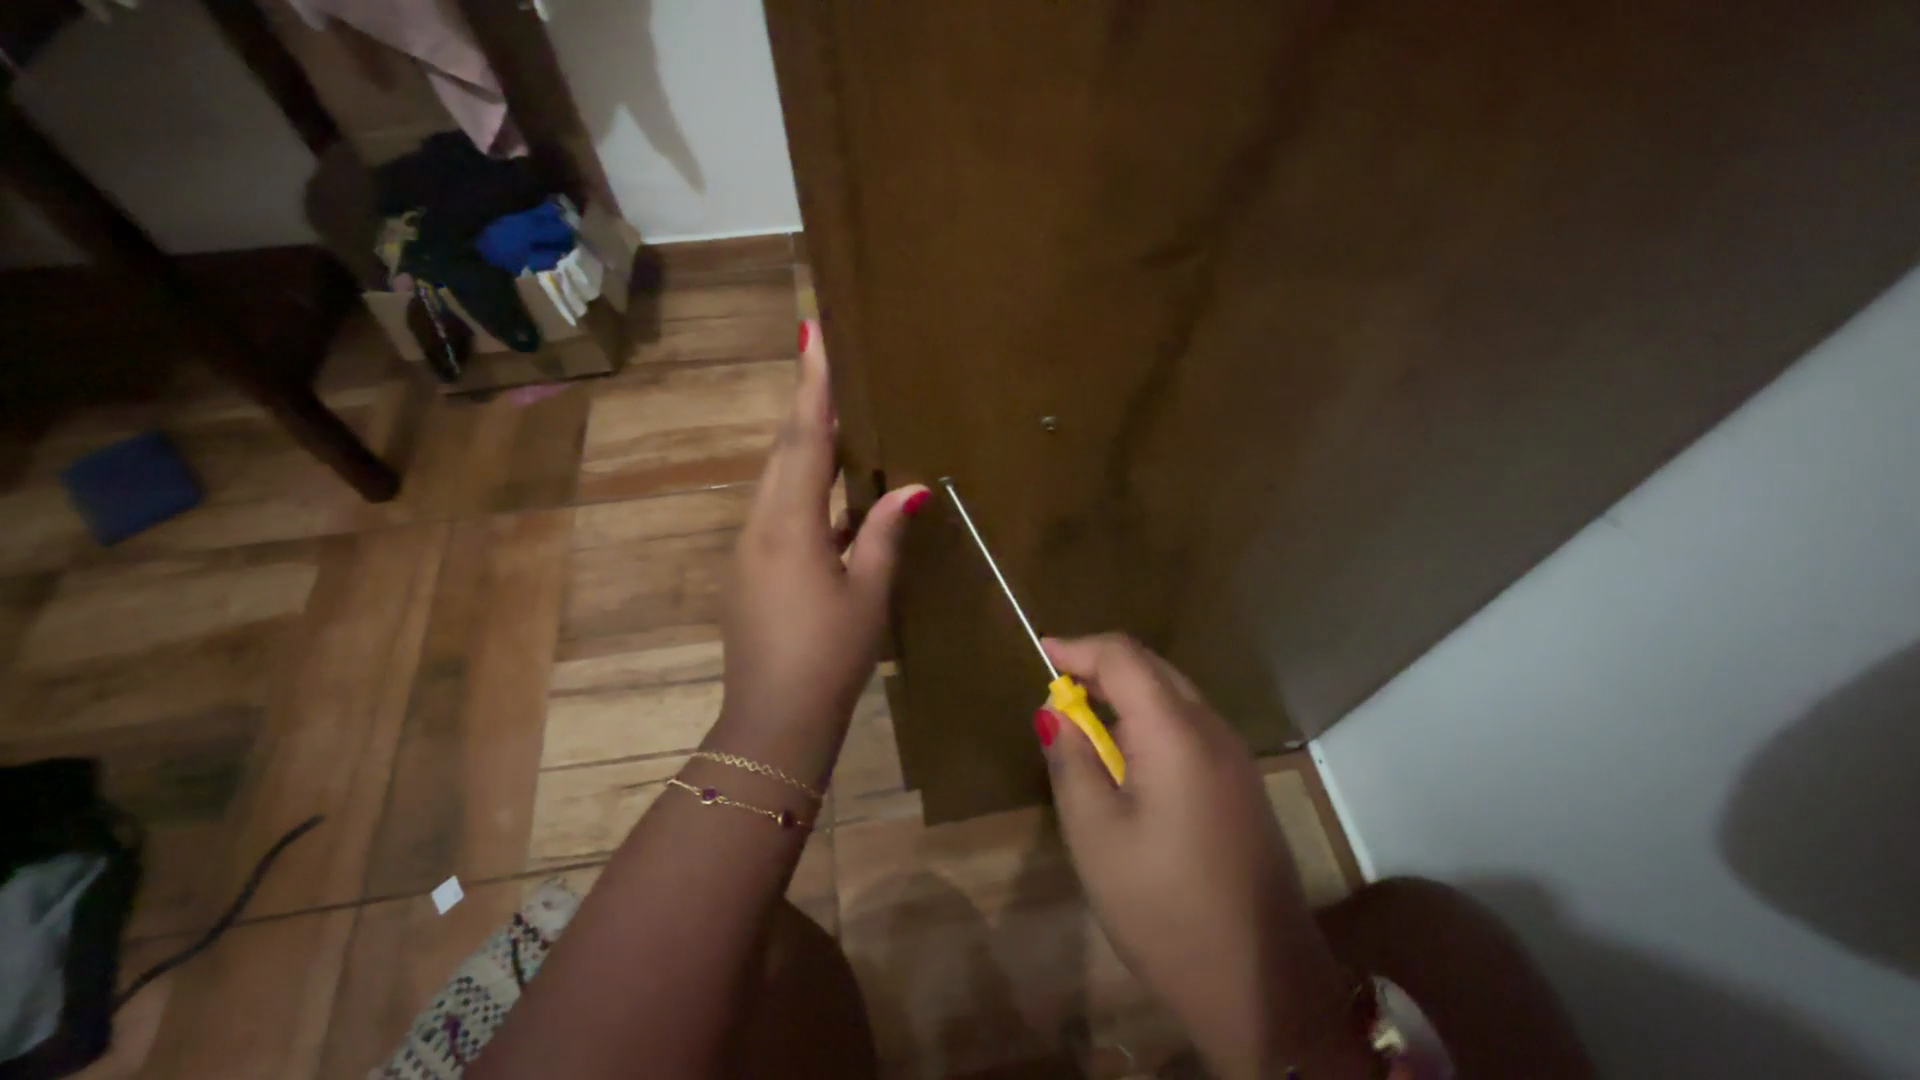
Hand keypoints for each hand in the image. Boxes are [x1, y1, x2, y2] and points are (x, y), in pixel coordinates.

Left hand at [719, 319, 928, 744]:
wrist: (774, 718)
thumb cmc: (830, 655)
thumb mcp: (868, 593)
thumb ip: (884, 533)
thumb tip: (912, 488)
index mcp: (790, 524)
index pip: (805, 438)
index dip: (813, 384)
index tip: (811, 332)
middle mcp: (760, 524)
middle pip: (784, 450)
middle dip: (806, 403)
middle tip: (826, 360)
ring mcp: (748, 548)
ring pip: (778, 481)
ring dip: (804, 446)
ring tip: (837, 419)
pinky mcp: (749, 570)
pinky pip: (777, 512)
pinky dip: (804, 490)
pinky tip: (833, 496)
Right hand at [1037, 634, 1370, 1078]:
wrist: (1260, 983)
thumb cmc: (1162, 907)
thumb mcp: (1096, 835)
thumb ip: (1073, 762)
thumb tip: (1055, 712)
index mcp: (1177, 735)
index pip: (1125, 657)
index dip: (1079, 647)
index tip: (1040, 652)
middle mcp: (1214, 733)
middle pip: (1156, 671)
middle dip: (1103, 667)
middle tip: (1057, 689)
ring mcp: (1237, 761)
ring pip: (1177, 699)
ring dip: (1129, 696)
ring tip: (1084, 722)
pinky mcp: (1244, 789)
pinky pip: (1192, 731)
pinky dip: (1153, 724)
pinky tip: (1129, 759)